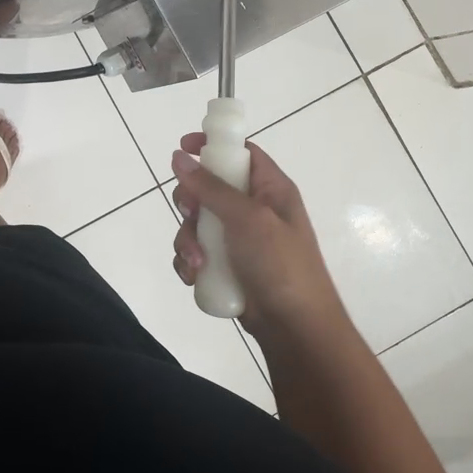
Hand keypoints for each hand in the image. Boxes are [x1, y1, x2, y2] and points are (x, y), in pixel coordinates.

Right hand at [169, 133, 348, 338]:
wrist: (293, 326)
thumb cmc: (281, 265)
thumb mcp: (248, 219)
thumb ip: (211, 187)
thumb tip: (179, 156)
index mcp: (270, 190)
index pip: (240, 152)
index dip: (212, 145)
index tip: (183, 147)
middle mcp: (253, 209)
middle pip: (207, 186)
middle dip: (190, 202)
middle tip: (191, 213)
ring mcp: (238, 237)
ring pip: (195, 221)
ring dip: (188, 240)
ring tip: (197, 261)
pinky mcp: (225, 262)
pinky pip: (194, 250)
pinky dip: (189, 261)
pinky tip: (194, 274)